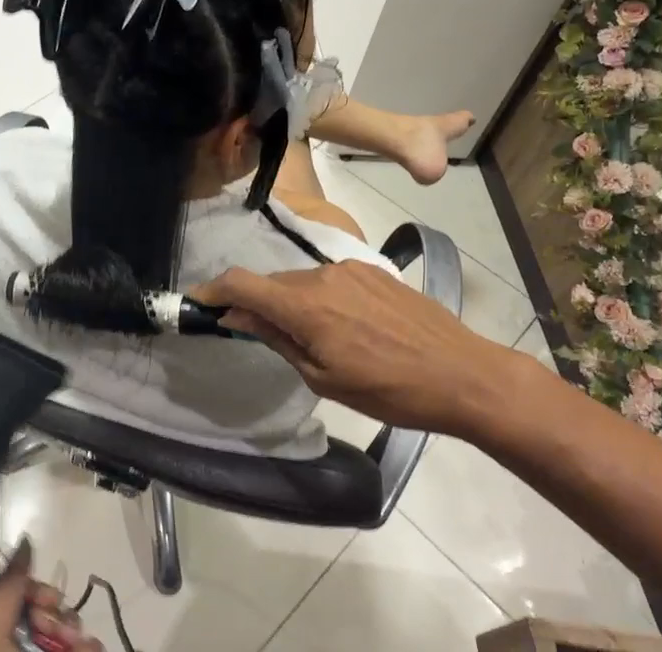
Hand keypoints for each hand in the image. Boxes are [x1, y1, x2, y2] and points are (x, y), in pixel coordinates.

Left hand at [0, 541, 104, 651]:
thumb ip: (5, 590)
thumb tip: (24, 542)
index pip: (16, 593)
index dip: (33, 588)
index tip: (46, 597)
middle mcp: (19, 641)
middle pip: (46, 610)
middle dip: (57, 615)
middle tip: (58, 631)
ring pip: (69, 632)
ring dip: (76, 635)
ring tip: (78, 648)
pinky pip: (85, 649)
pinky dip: (88, 649)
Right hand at [191, 260, 531, 435]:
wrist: (464, 375)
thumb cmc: (390, 391)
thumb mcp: (323, 377)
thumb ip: (276, 338)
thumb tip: (237, 315)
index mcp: (305, 305)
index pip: (241, 283)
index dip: (213, 290)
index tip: (196, 301)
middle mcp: (322, 275)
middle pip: (271, 282)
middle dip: (255, 303)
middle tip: (253, 332)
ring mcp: (351, 269)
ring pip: (300, 281)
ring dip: (290, 302)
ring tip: (310, 338)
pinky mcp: (374, 272)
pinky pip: (329, 280)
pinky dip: (319, 298)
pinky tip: (342, 327)